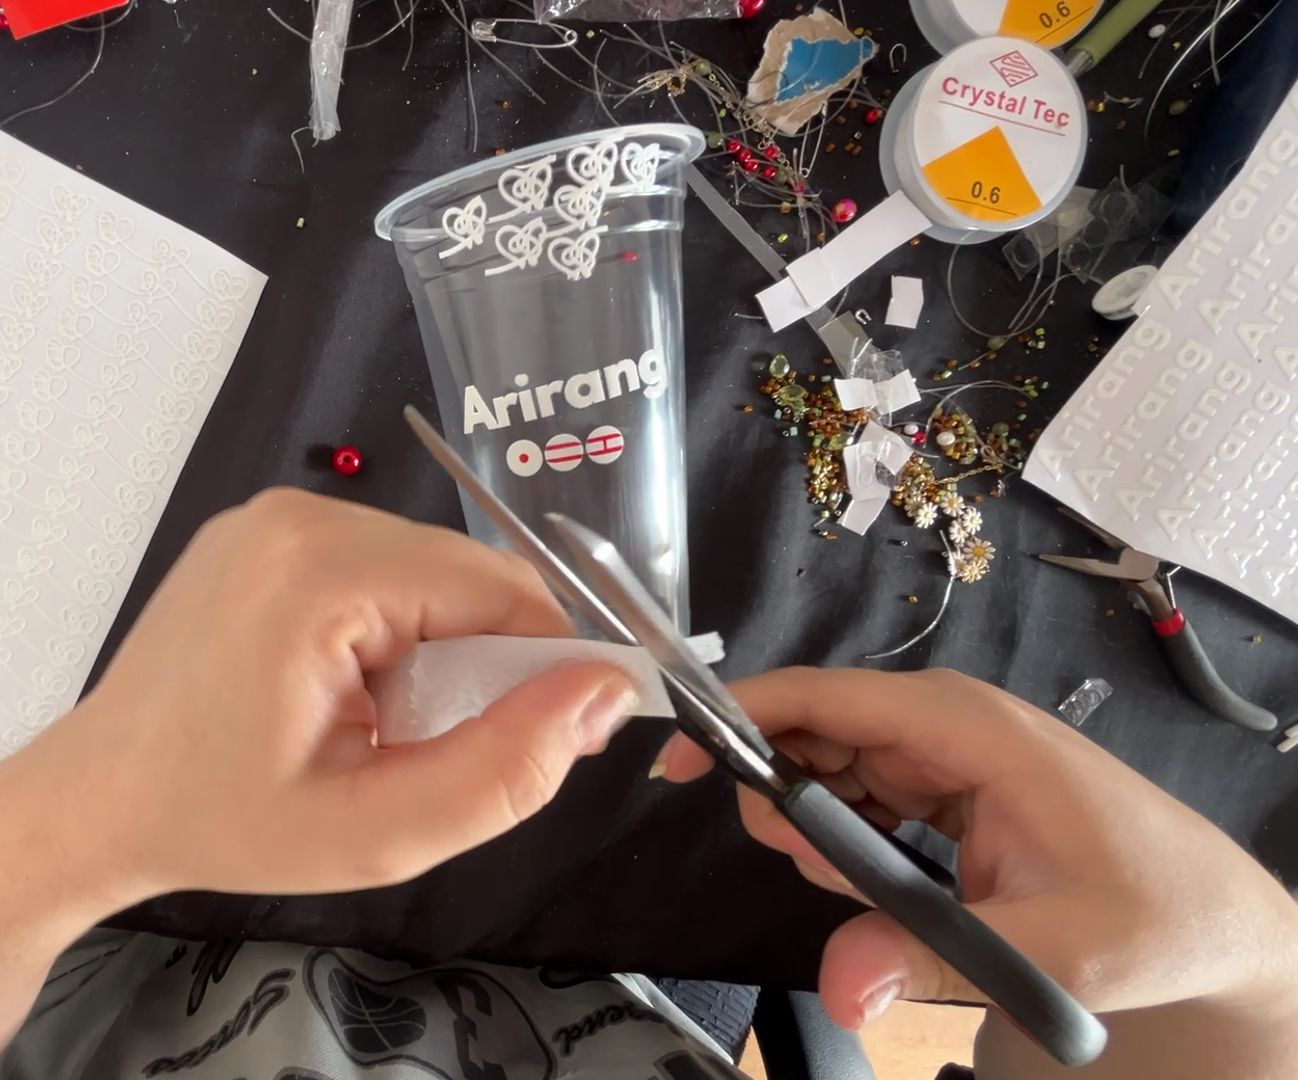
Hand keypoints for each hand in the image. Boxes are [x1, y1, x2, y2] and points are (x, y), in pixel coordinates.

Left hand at [25, 488, 637, 898]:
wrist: (99, 796)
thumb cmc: (224, 823)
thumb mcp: (376, 830)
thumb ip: (505, 768)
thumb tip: (601, 691)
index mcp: (320, 573)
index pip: (497, 588)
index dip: (543, 662)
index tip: (544, 734)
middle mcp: (297, 515)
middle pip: (459, 571)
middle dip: (482, 656)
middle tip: (437, 740)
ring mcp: (271, 512)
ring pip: (421, 564)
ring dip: (434, 639)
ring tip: (379, 715)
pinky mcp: (259, 527)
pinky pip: (370, 559)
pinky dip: (389, 616)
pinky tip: (343, 677)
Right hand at [655, 668, 1297, 1031]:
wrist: (1223, 926)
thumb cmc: (1156, 918)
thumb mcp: (1062, 953)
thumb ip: (938, 958)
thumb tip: (837, 991)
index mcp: (958, 723)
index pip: (816, 694)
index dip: (735, 717)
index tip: (676, 763)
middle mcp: (929, 717)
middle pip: (801, 726)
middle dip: (777, 794)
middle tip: (808, 866)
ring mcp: (923, 743)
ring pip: (812, 757)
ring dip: (805, 820)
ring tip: (853, 882)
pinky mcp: (921, 772)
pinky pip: (839, 783)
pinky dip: (830, 829)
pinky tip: (866, 873)